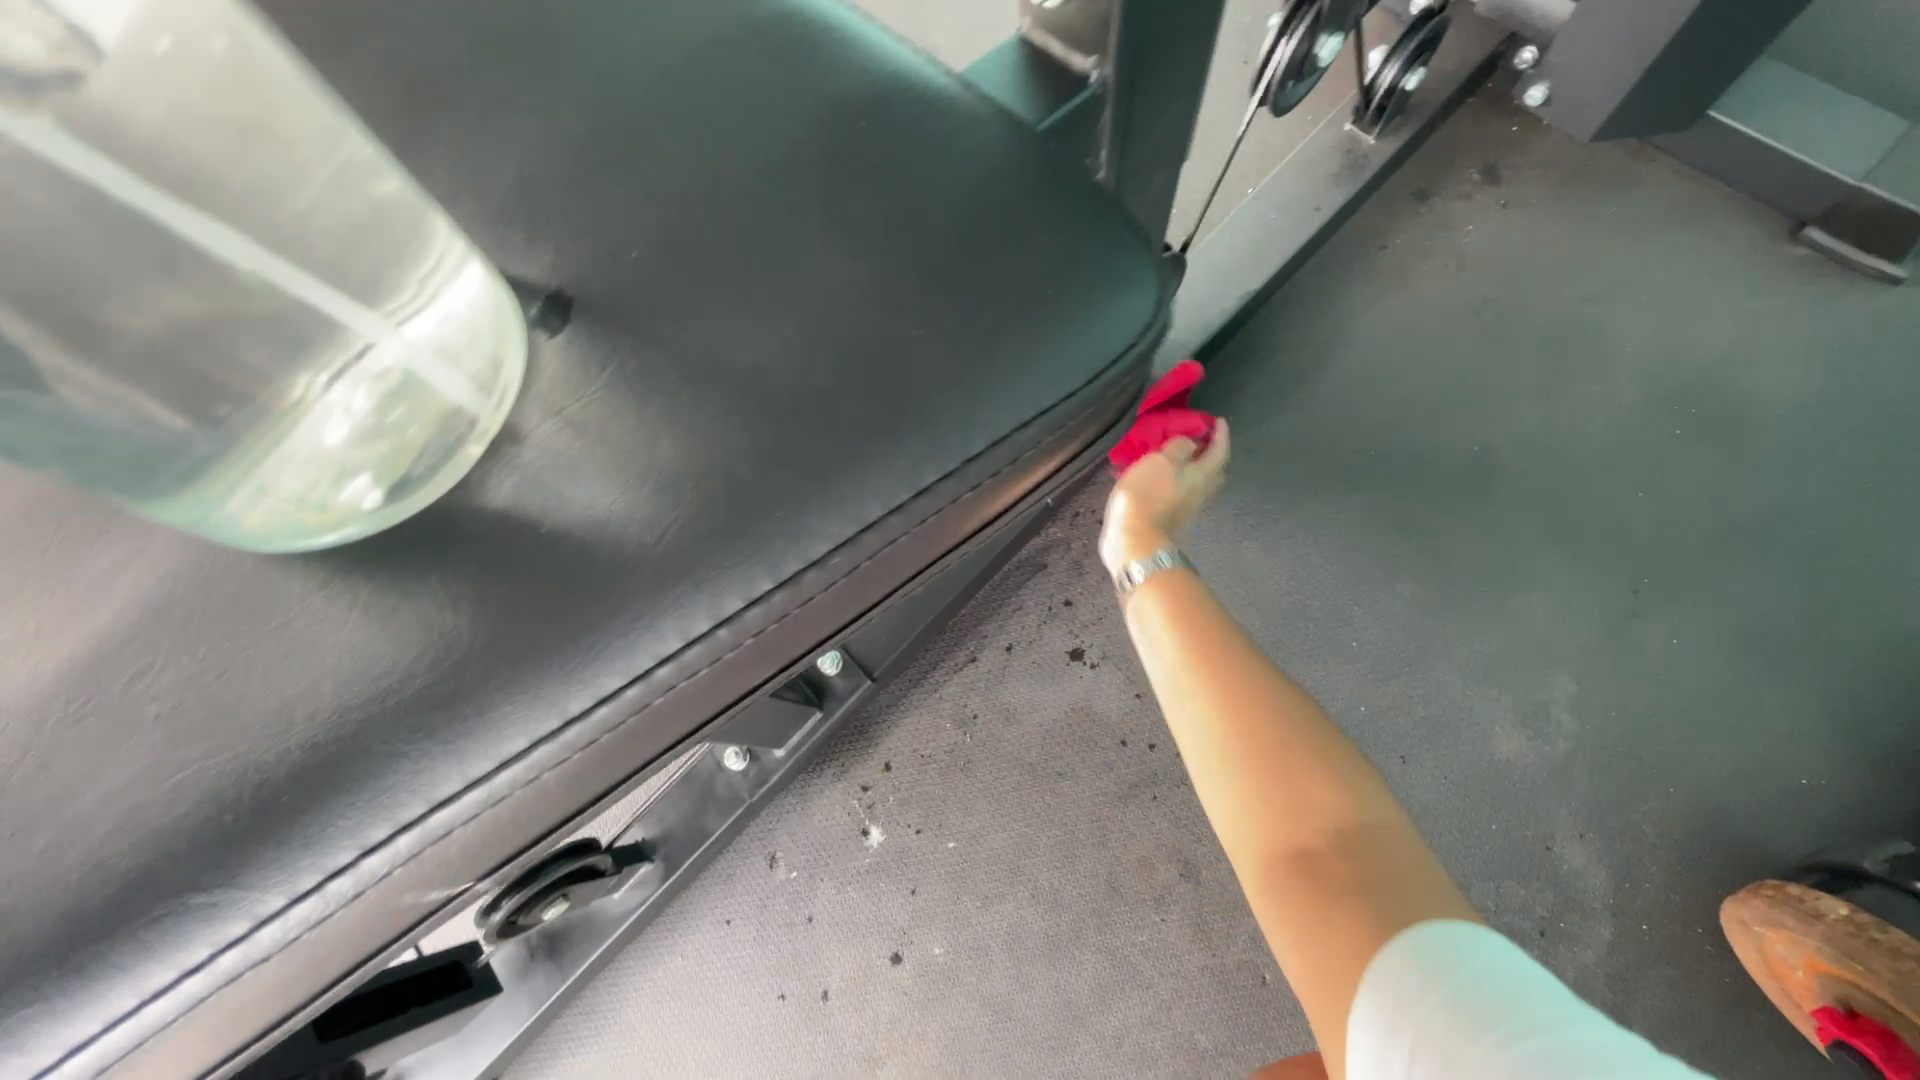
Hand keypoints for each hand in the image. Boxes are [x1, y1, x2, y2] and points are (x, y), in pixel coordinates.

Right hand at [1100, 418, 1228, 575]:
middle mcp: (1202, 492)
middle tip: (1200, 439)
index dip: (1221, 434)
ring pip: (1198, 483)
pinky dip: (1178, 481)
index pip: (1220, 450)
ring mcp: (1188, 508)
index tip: (1218, 420)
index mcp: (1203, 475)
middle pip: (1213, 470)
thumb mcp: (1162, 460)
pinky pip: (1182, 493)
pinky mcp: (1172, 519)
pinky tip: (1163, 478)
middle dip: (1210, 453)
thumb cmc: (1148, 495)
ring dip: (1193, 468)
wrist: (1134, 541)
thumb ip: (1180, 446)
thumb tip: (1193, 443)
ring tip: (1179, 457)